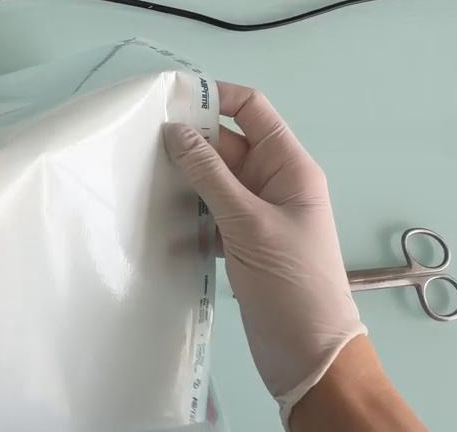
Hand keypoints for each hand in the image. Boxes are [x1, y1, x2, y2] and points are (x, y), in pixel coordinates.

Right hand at [164, 83, 366, 417]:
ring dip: (184, 174)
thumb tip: (175, 130)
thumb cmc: (292, 284)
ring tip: (143, 171)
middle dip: (190, 138)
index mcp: (288, 167)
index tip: (173, 96)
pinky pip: (208, 207)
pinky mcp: (241, 238)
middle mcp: (272, 181)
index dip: (217, 95)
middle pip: (226, 142)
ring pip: (213, 176)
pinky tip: (159, 212)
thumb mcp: (249, 224)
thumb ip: (210, 175)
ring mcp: (256, 211)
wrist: (312, 361)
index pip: (252, 110)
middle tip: (144, 137)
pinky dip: (187, 207)